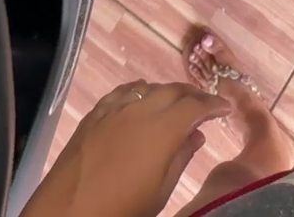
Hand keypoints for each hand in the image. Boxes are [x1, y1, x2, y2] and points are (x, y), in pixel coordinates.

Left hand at [24, 81, 229, 216]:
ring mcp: (114, 108)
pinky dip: (139, 90)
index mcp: (161, 129)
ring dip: (166, 92)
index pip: (194, 105)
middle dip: (192, 94)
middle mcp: (139, 108)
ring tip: (177, 104)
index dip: (212, 103)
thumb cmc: (122, 209)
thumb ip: (180, 158)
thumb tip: (197, 135)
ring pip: (148, 87)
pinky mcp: (95, 113)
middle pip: (172, 90)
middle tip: (206, 104)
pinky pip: (123, 91)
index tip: (225, 106)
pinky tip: (142, 96)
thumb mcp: (159, 192)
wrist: (68, 212)